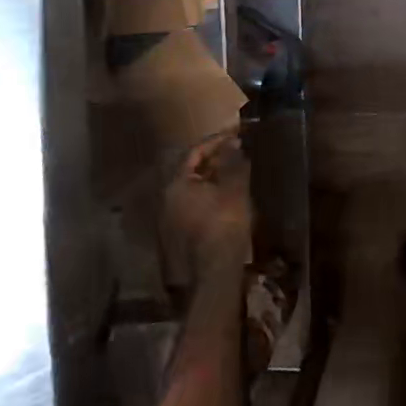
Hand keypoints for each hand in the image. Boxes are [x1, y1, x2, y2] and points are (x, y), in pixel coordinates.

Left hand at [164, 133, 250, 271]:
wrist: (216, 270)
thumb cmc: (225, 222)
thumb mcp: (234, 187)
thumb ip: (233, 162)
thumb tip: (233, 142)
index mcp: (178, 184)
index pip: (194, 152)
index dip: (216, 141)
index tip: (235, 135)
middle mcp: (168, 199)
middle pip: (192, 170)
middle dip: (214, 159)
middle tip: (237, 151)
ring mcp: (172, 219)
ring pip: (194, 189)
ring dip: (213, 178)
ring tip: (236, 172)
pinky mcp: (180, 235)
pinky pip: (196, 205)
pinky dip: (210, 195)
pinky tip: (228, 197)